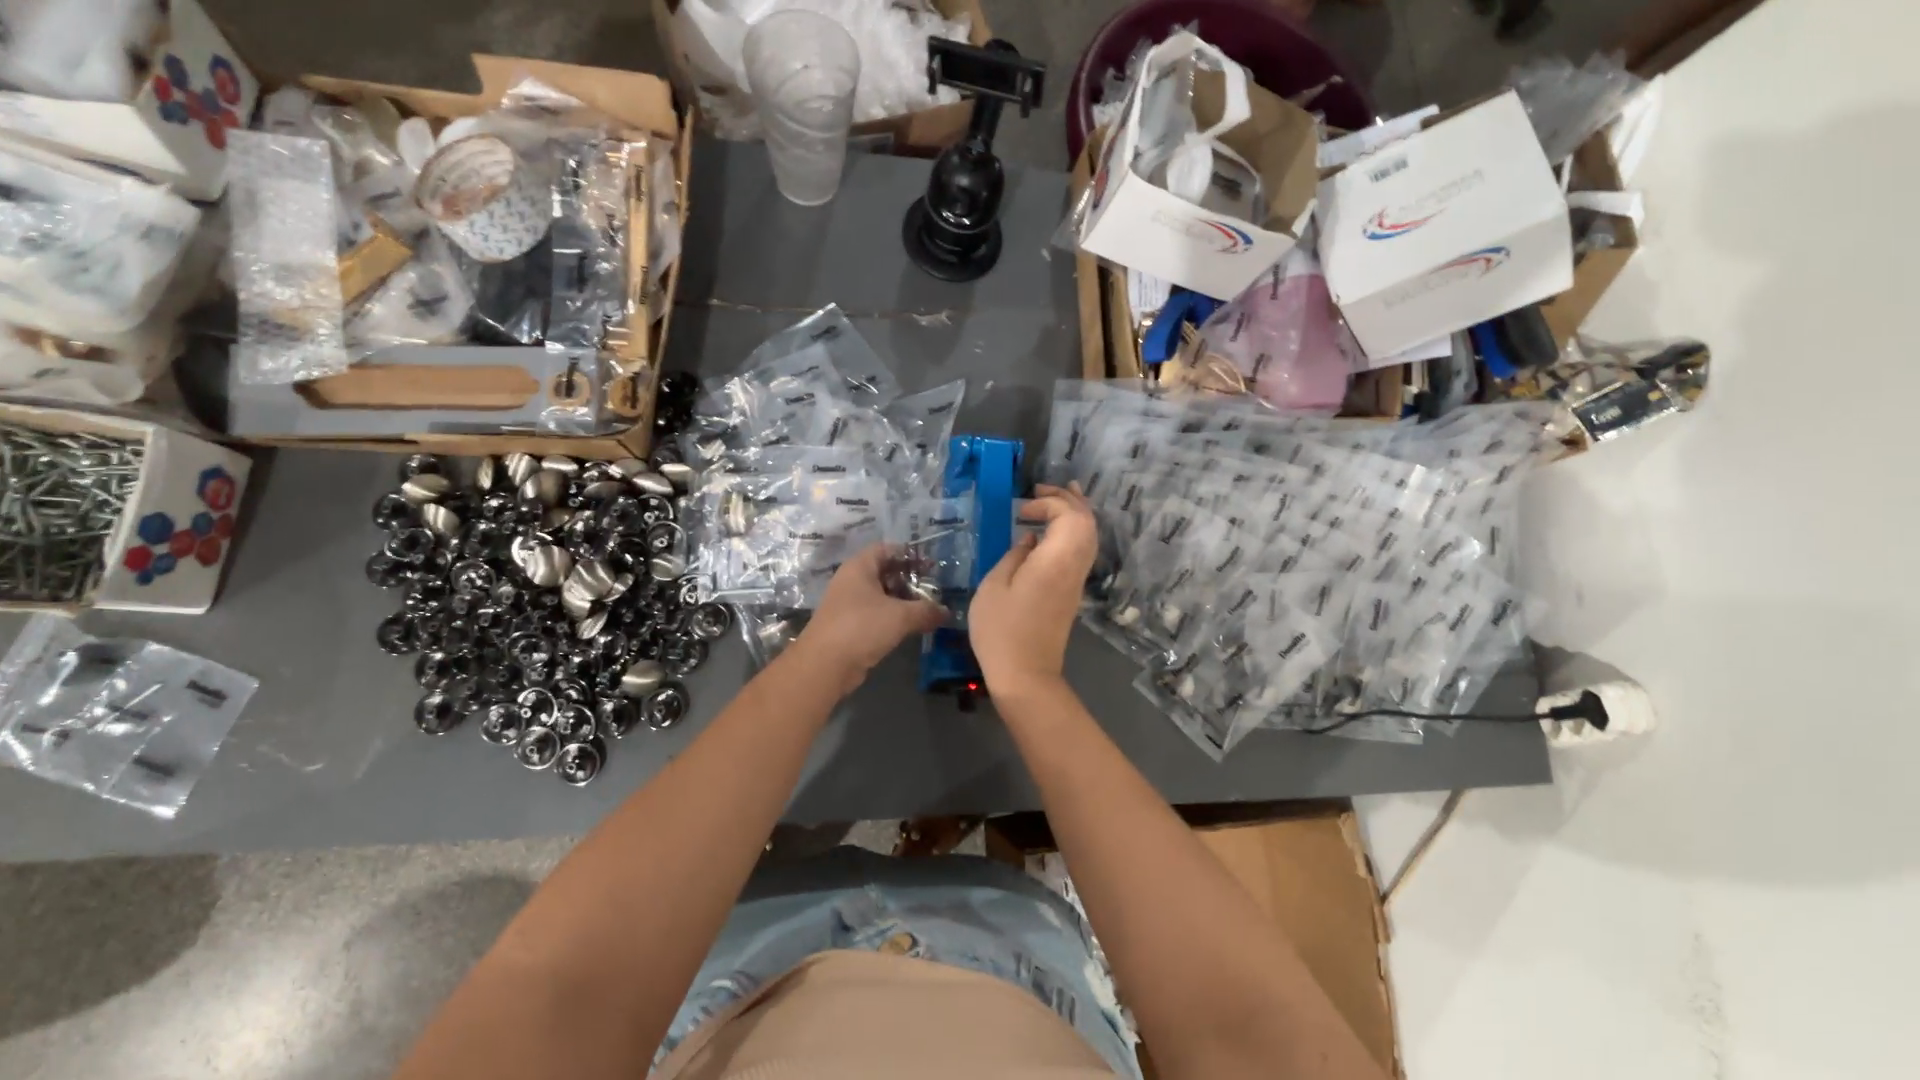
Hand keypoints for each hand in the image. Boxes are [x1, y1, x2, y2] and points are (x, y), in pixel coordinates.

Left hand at [793, 544, 945, 688]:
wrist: (825, 665)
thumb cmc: (862, 627)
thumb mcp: (900, 616)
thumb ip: (927, 611)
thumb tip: (947, 612)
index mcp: (859, 567)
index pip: (887, 549)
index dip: (910, 554)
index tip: (932, 566)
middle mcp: (852, 581)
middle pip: (885, 572)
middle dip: (910, 579)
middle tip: (935, 589)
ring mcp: (849, 604)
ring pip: (882, 595)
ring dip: (904, 601)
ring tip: (929, 609)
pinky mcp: (850, 626)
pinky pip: (877, 614)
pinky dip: (894, 617)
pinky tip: (912, 626)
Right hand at [969, 483, 1097, 699]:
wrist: (1025, 673)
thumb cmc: (1001, 630)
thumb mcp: (994, 586)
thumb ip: (1015, 554)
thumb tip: (1030, 539)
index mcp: (1056, 560)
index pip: (1069, 516)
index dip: (1049, 503)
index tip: (1022, 510)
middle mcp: (1074, 566)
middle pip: (1086, 522)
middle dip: (1067, 499)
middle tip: (1042, 488)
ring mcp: (1077, 580)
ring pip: (1089, 536)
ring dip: (1075, 513)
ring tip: (1059, 495)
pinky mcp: (1072, 592)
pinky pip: (1082, 550)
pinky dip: (1073, 531)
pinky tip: (1056, 529)